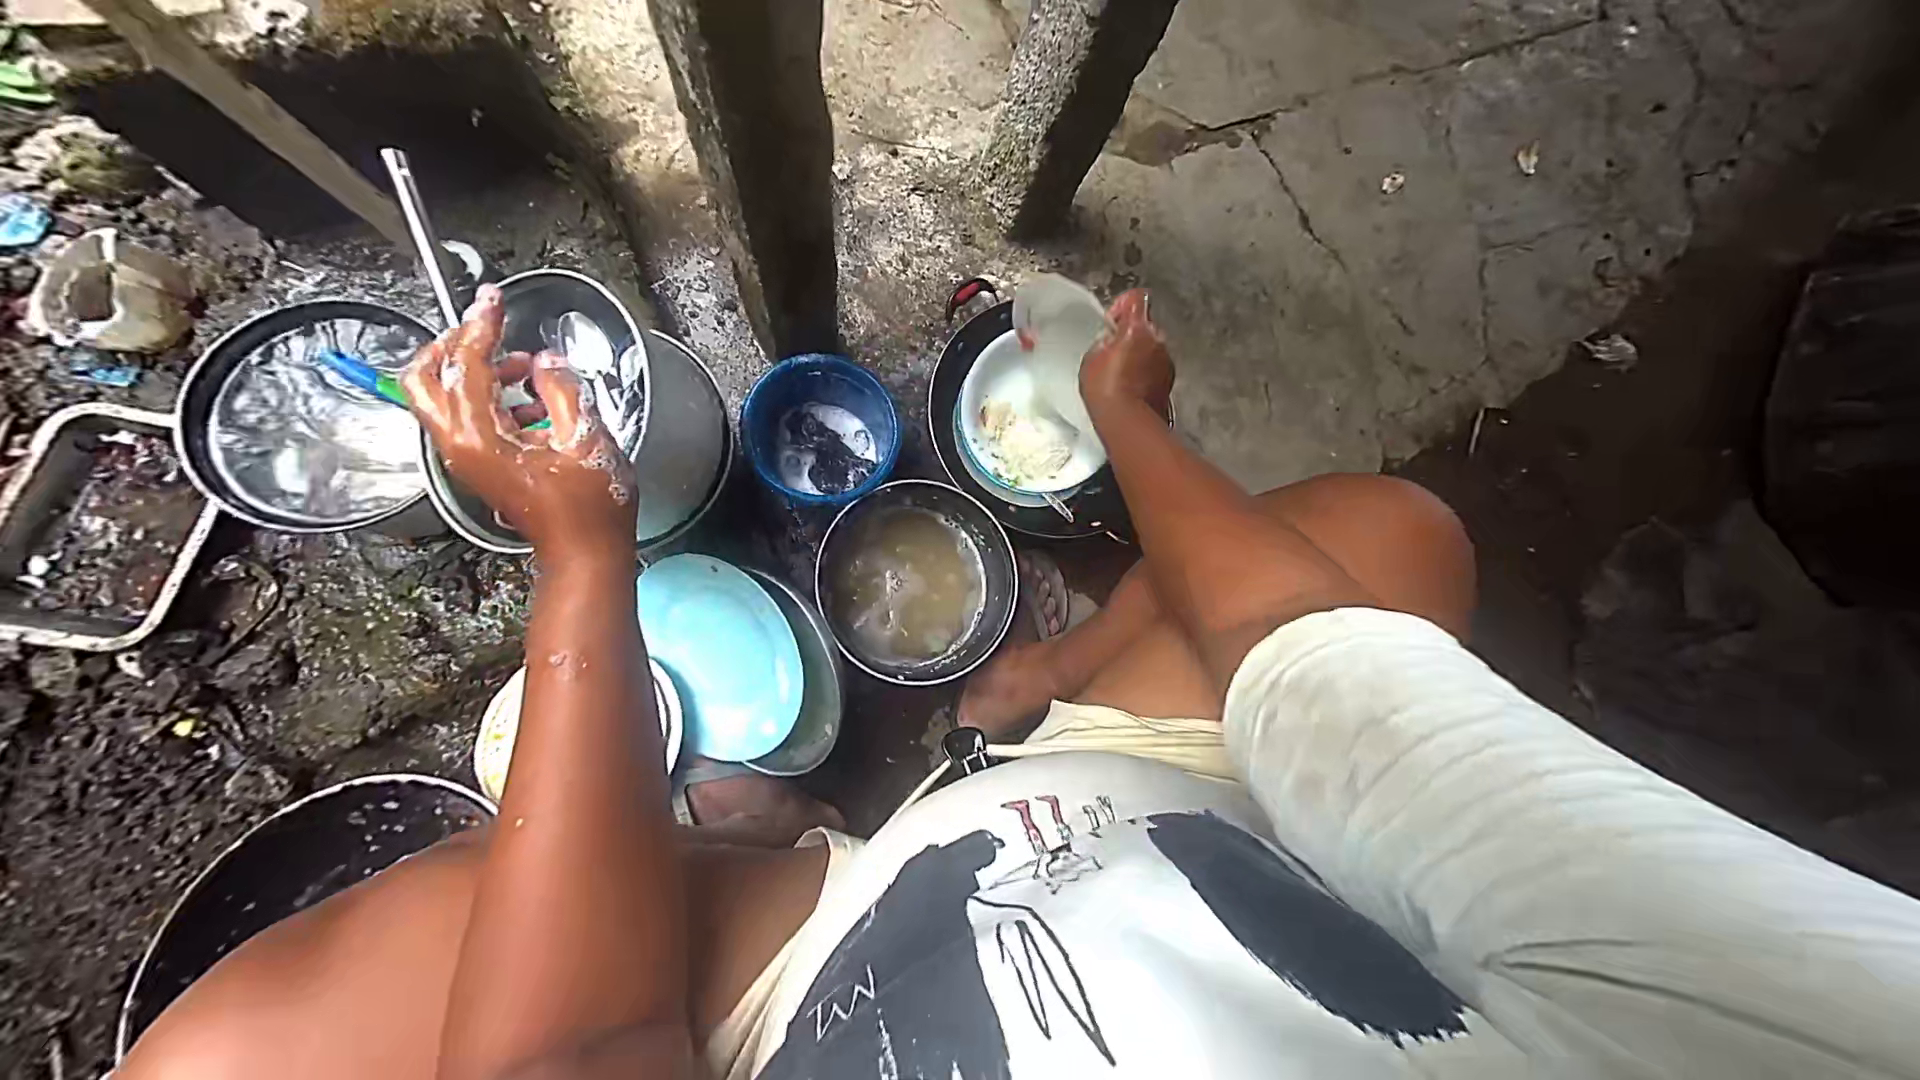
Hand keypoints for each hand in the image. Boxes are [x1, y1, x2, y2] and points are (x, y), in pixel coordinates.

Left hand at [403, 284, 637, 561]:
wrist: (585, 553)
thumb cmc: (591, 509)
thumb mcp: (589, 442)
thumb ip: (566, 393)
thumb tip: (550, 363)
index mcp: (480, 438)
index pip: (464, 365)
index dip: (480, 327)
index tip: (493, 301)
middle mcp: (460, 446)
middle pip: (425, 378)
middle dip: (453, 345)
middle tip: (488, 330)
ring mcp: (467, 457)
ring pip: (443, 396)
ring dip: (474, 371)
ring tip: (522, 367)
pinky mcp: (482, 465)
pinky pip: (467, 418)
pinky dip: (488, 397)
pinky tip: (530, 401)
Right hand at [1079, 289, 1172, 419]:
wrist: (1127, 423)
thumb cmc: (1106, 389)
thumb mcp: (1091, 359)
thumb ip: (1103, 342)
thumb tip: (1110, 342)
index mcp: (1139, 328)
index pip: (1136, 298)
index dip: (1122, 306)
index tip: (1111, 322)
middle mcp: (1158, 340)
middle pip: (1145, 327)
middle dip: (1129, 336)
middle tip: (1109, 354)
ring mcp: (1166, 363)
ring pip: (1151, 350)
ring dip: (1137, 357)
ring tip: (1116, 377)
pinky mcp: (1167, 384)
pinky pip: (1154, 371)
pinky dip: (1143, 376)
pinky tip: (1127, 390)